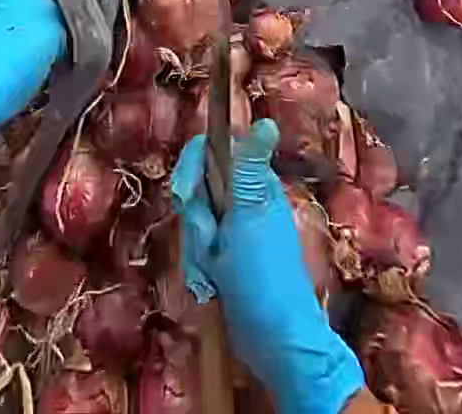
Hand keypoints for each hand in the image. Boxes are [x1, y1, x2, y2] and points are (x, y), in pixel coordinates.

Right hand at [172, 120, 365, 413]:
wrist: (276, 340)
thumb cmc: (263, 274)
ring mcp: (233, 226)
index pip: (209, 151)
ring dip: (197, 248)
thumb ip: (248, 167)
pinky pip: (198, 246)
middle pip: (196, 187)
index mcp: (252, 181)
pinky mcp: (226, 253)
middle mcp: (243, 197)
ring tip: (214, 270)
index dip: (191, 170)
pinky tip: (211, 283)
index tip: (185, 197)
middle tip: (211, 247)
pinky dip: (199, 265)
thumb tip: (267, 122)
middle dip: (195, 222)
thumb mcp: (250, 215)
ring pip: (194, 220)